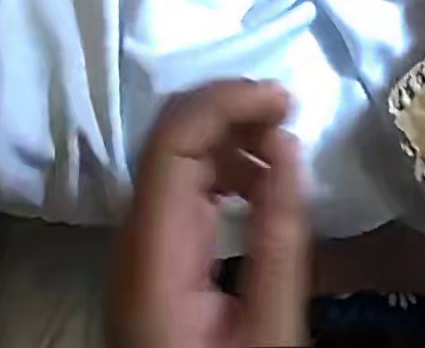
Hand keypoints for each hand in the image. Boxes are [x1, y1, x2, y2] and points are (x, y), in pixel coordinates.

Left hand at [112, 80, 309, 347]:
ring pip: (180, 146)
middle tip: (289, 112)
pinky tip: (263, 175)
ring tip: (284, 141)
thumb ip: (277, 238)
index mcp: (151, 255)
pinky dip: (230, 157)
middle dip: (234, 106)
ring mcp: (143, 236)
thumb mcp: (267, 329)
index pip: (171, 140)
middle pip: (172, 133)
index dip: (225, 102)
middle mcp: (135, 233)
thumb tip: (287, 143)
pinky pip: (189, 174)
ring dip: (235, 128)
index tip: (284, 100)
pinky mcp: (160, 243)